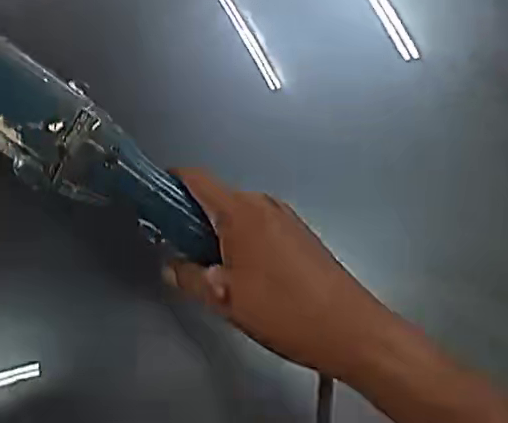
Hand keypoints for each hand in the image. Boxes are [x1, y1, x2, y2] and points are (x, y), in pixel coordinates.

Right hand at [165, 169, 400, 380]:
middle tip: (184, 250)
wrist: (351, 329)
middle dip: (195, 218)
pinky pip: (259, 223)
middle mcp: (260, 202)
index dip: (171, 181)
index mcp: (238, 209)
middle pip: (216, 197)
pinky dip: (244, 238)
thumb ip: (190, 277)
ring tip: (218, 272)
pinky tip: (250, 275)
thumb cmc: (284, 310)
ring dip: (221, 231)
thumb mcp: (225, 299)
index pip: (195, 177)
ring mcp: (282, 214)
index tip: (155, 196)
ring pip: (238, 212)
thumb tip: (171, 266)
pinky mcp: (299, 231)